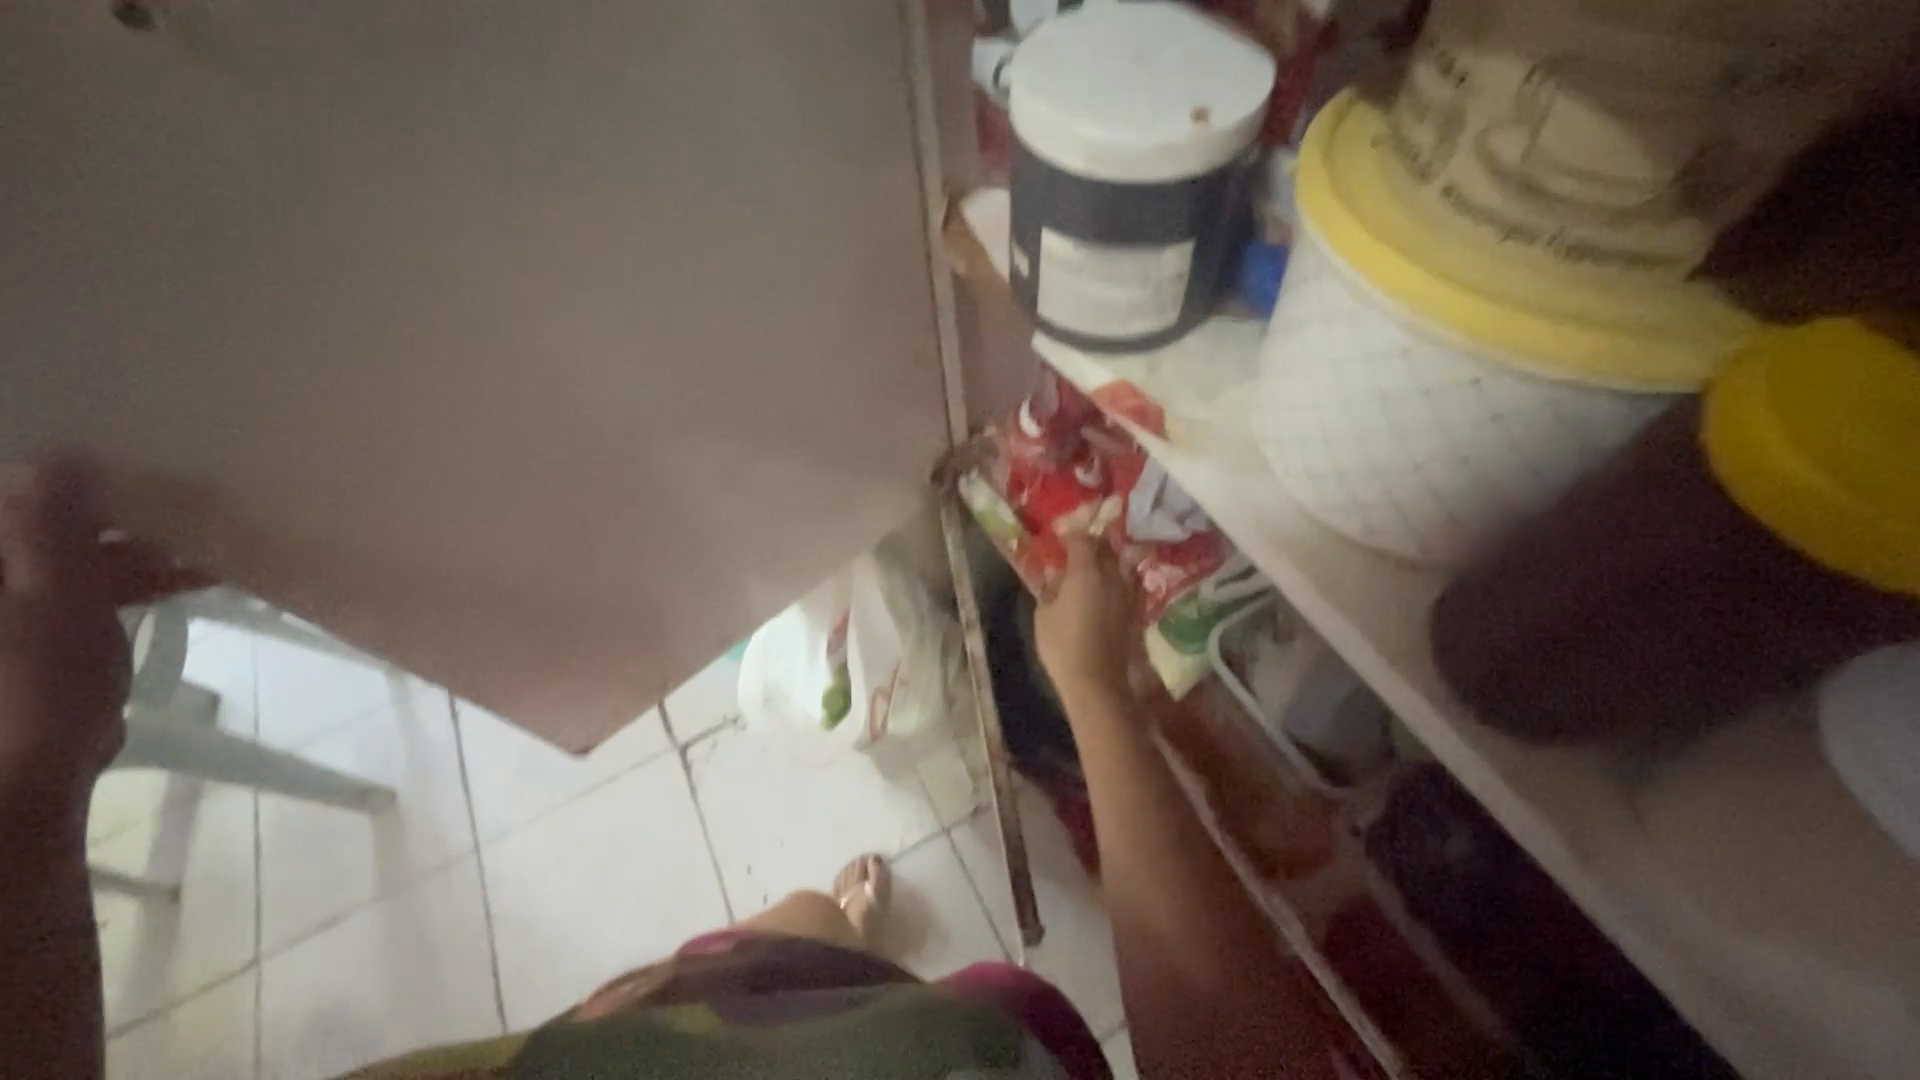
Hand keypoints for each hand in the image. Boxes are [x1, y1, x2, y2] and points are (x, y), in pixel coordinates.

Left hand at [0, 462, 209, 833]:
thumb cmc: (28, 689)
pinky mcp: (34, 631)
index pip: (17, 498)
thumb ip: (53, 533)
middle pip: (42, 523)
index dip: (59, 473)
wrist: (21, 779)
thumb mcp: (51, 604)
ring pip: (69, 554)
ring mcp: (17, 605)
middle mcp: (0, 575)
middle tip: (181, 497)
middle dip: (111, 511)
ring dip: (133, 547)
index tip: (123, 456)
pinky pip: (83, 585)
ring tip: (203, 543)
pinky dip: (130, 580)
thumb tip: (60, 456)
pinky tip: (187, 578)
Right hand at [1033, 531, 1135, 707]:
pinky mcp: (1136, 610)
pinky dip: (1122, 578)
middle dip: (1094, 543)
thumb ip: (1050, 588)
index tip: (1060, 539)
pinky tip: (1113, 585)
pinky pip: (1132, 583)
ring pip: (1124, 563)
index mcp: (1086, 572)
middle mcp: (1112, 575)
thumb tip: (1056, 574)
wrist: (1097, 681)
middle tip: (1079, 548)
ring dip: (1112, 558)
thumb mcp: (1043, 614)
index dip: (1071, 535)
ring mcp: (1128, 593)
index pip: (1082, 539)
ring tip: (1100, 564)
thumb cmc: (1062, 646)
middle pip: (1107, 547)